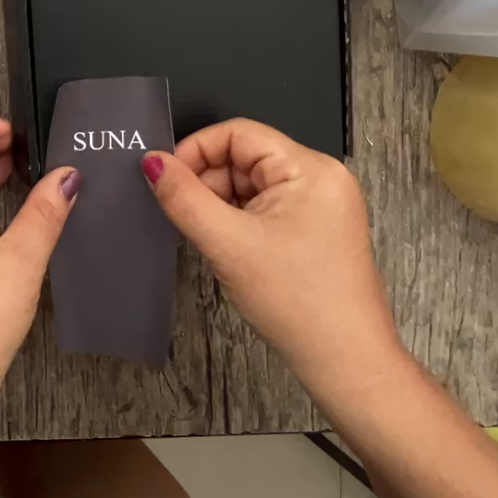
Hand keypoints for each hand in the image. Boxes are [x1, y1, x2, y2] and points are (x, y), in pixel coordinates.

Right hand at [142, 119, 402, 385]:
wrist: (345, 363)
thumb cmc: (299, 303)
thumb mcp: (227, 242)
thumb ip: (183, 196)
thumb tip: (151, 161)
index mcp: (310, 169)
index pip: (237, 134)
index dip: (196, 150)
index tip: (167, 179)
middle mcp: (320, 178)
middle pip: (241, 157)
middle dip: (206, 182)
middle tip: (185, 215)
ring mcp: (318, 205)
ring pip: (247, 183)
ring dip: (218, 204)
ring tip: (210, 238)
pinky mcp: (311, 228)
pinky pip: (260, 206)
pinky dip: (234, 220)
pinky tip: (226, 247)